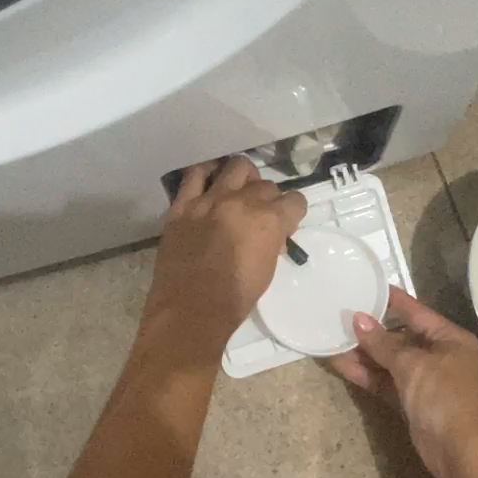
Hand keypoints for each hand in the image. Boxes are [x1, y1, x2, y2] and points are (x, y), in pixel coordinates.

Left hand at [145, 157, 306, 335]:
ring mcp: (209, 200)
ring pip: (235, 167)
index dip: (293, 212)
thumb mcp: (267, 270)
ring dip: (243, 177)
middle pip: (266, 184)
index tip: (287, 221)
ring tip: (238, 190)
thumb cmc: (235, 298)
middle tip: (261, 213)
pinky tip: (209, 184)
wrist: (191, 310)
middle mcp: (241, 202)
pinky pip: (195, 176)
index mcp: (268, 221)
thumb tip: (272, 235)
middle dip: (269, 198)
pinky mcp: (183, 206)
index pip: (295, 200)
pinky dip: (205, 175)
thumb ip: (272, 243)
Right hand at [329, 286, 477, 477]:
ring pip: (390, 361)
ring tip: (333, 339)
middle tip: (340, 316)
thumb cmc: (442, 396)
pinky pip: (385, 381)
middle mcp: (439, 355)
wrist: (457, 449)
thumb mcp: (411, 364)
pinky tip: (341, 364)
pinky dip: (366, 375)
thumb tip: (357, 319)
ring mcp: (424, 380)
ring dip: (364, 354)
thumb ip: (382, 342)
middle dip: (371, 331)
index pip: (417, 312)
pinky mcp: (411, 401)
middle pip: (401, 337)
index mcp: (450, 339)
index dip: (392, 301)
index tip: (367, 286)